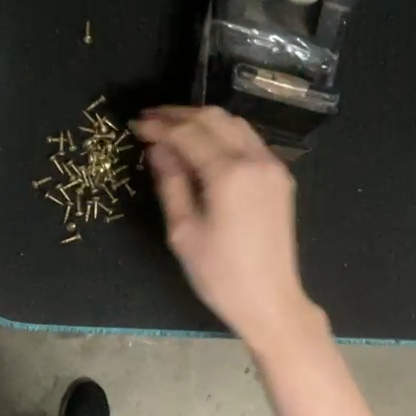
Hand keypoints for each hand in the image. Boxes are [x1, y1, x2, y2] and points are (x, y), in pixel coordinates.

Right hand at [132, 106, 323, 346]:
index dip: (159, 127)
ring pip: (235, 124)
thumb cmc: (220, 275)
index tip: (135, 126)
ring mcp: (272, 167)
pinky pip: (249, 141)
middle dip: (179, 115)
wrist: (270, 300)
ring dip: (202, 121)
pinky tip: (205, 146)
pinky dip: (223, 135)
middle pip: (213, 119)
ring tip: (173, 129)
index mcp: (228, 174)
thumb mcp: (184, 233)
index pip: (187, 134)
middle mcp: (254, 160)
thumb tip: (156, 151)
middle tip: (150, 120)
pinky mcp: (280, 178)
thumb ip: (170, 185)